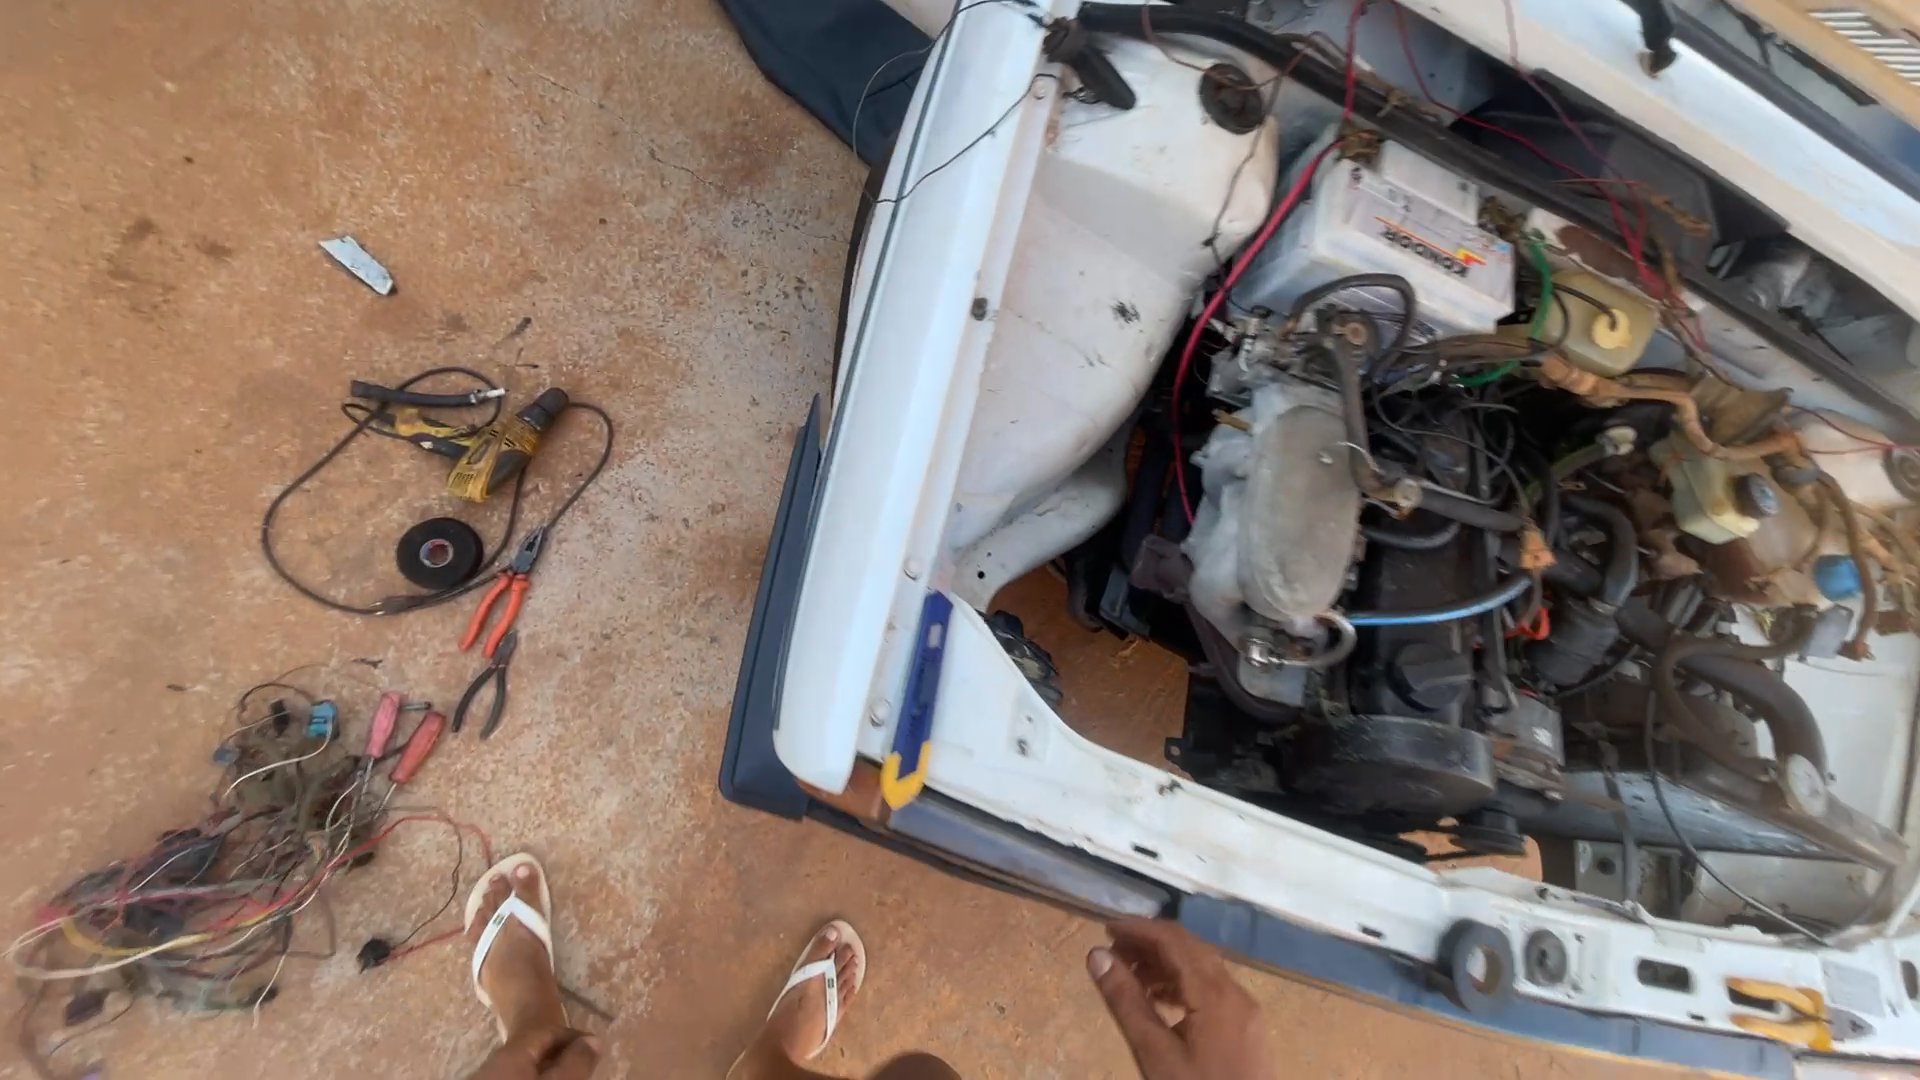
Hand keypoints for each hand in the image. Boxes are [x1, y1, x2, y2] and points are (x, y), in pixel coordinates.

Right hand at [1087, 918, 1273, 1079]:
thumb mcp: (1155, 1055)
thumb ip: (1125, 1001)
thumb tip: (1096, 954)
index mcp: (1215, 993)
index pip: (1173, 939)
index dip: (1137, 928)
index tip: (1105, 930)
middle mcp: (1235, 993)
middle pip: (1188, 949)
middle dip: (1148, 944)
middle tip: (1112, 953)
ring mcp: (1245, 1013)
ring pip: (1200, 969)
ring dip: (1163, 964)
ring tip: (1129, 978)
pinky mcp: (1246, 1031)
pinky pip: (1210, 991)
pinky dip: (1181, 985)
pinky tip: (1158, 1002)